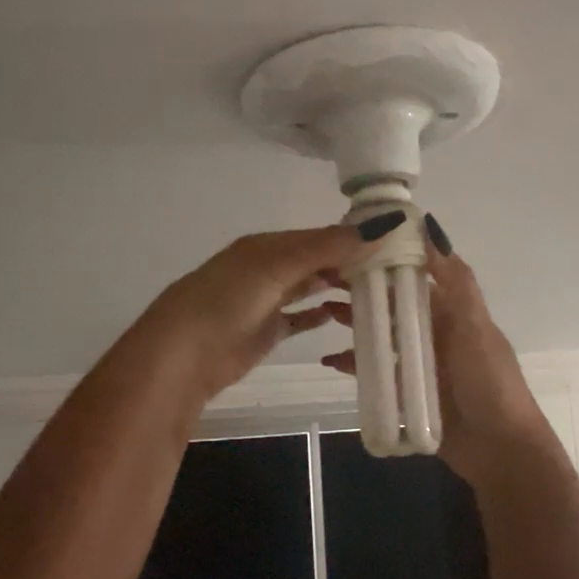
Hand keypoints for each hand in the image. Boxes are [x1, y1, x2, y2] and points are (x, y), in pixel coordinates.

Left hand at [135, 217, 402, 399]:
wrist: (184, 354)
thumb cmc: (230, 300)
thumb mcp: (279, 265)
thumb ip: (328, 247)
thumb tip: (383, 225)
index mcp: (267, 245)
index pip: (319, 234)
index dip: (353, 236)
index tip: (393, 240)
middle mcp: (267, 267)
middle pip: (316, 259)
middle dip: (349, 262)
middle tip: (391, 271)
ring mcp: (264, 300)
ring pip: (309, 287)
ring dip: (337, 286)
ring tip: (374, 292)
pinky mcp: (265, 331)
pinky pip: (298, 318)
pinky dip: (317, 314)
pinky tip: (338, 314)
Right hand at [322, 215, 561, 484]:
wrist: (501, 451)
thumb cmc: (490, 382)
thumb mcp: (475, 326)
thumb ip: (454, 281)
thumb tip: (430, 227)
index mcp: (454, 312)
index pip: (416, 275)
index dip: (388, 258)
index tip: (354, 244)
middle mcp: (436, 332)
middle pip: (394, 303)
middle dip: (363, 290)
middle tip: (325, 278)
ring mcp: (421, 364)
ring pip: (382, 335)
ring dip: (356, 323)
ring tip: (322, 312)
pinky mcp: (409, 393)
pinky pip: (378, 372)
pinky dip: (356, 364)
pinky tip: (332, 360)